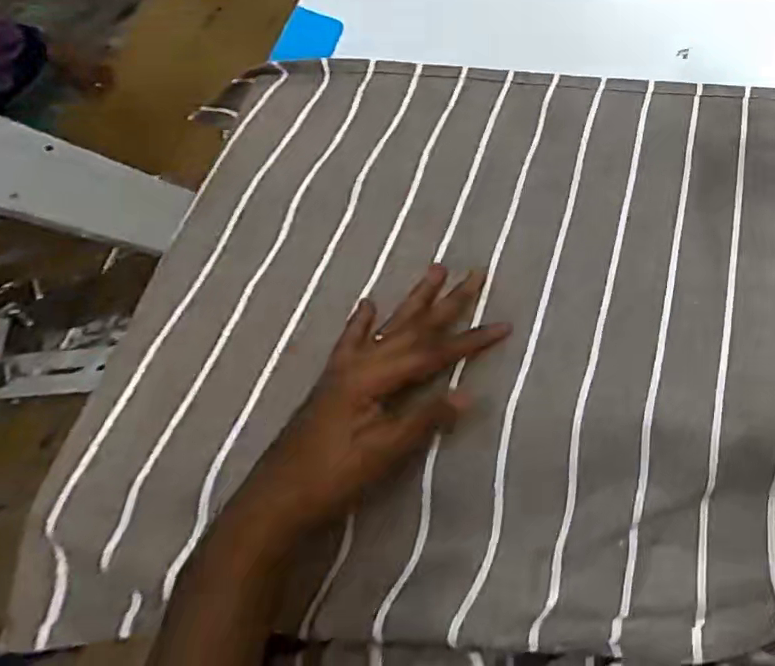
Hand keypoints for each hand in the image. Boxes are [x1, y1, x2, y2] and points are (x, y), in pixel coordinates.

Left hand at [227, 266, 509, 544]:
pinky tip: (367, 304)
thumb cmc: (330, 479)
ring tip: (436, 269)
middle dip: (449, 301)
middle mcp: (361, 364)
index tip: (504, 325)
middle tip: (475, 273)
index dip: (471, 340)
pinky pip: (350, 342)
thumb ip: (424, 420)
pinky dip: (360, 322)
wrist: (270, 505)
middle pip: (415, 327)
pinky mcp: (333, 383)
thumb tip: (468, 394)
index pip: (433, 352)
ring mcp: (344, 370)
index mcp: (373, 377)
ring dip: (415, 298)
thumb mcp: (383, 453)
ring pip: (389, 325)